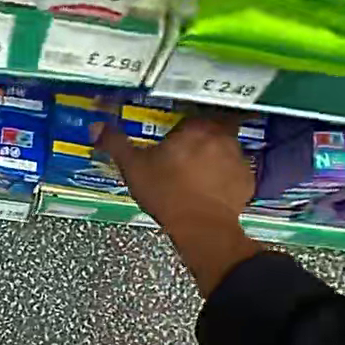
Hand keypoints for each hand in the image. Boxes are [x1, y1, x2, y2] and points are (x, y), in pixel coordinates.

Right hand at [96, 116, 261, 295]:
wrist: (200, 227)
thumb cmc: (167, 193)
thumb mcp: (133, 168)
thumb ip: (116, 144)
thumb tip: (97, 128)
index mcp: (194, 128)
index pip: (189, 117)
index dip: (180, 130)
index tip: (172, 142)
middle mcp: (221, 137)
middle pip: (212, 130)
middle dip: (200, 141)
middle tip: (184, 159)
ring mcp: (238, 159)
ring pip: (225, 150)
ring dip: (214, 158)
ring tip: (197, 177)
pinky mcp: (247, 181)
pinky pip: (236, 174)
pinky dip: (226, 180)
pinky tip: (211, 192)